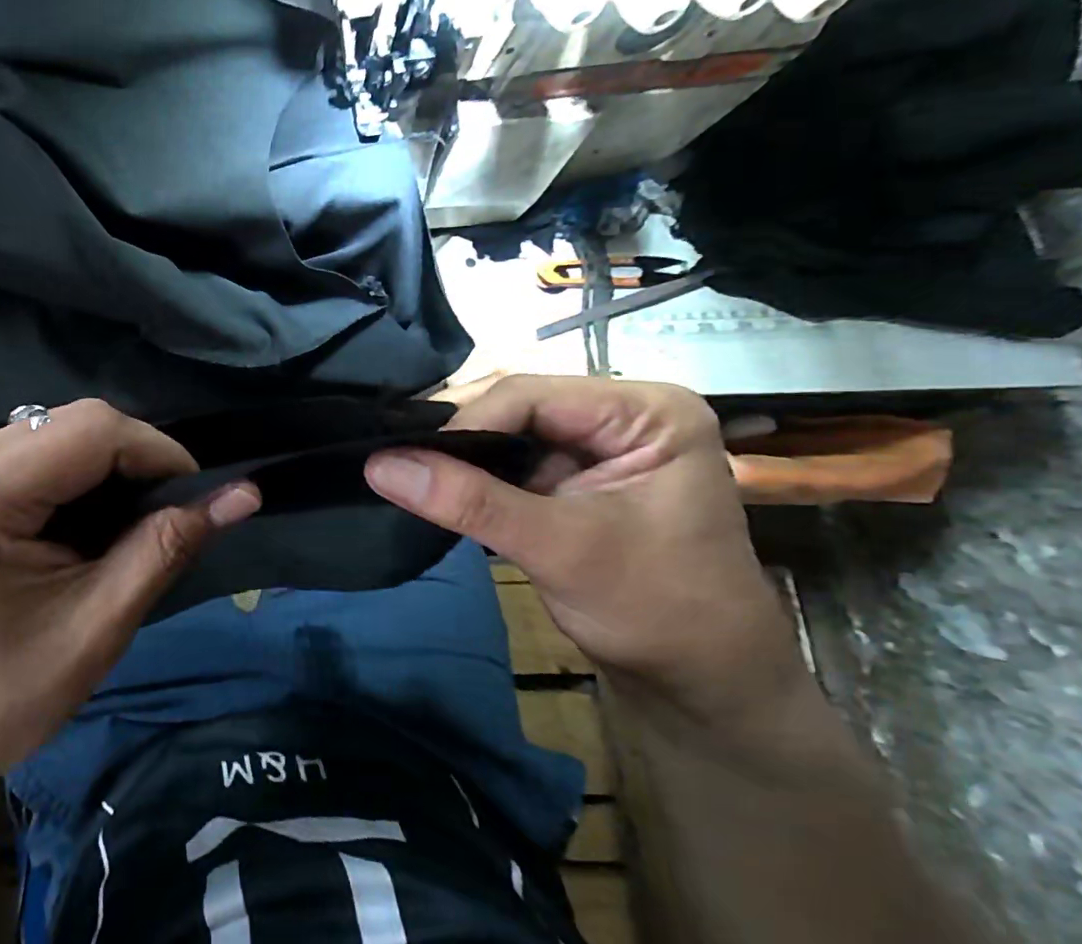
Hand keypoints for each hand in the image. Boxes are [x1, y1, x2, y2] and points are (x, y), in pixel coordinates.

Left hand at [0, 400, 260, 876]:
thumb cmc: (0, 701)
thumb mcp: (99, 626)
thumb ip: (168, 545)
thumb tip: (244, 494)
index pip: (93, 430)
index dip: (161, 456)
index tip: (201, 503)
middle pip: (77, 425)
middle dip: (138, 465)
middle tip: (169, 521)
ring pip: (62, 433)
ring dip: (112, 473)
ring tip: (133, 529)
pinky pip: (39, 454)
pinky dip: (82, 481)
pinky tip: (91, 527)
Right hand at [365, 376, 806, 737]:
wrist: (702, 685)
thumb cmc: (656, 611)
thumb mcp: (561, 549)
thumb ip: (471, 502)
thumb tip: (378, 466)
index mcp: (647, 410)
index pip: (533, 395)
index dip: (466, 423)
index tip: (406, 458)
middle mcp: (624, 415)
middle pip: (519, 408)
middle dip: (462, 439)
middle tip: (398, 463)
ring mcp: (602, 447)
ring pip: (511, 435)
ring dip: (465, 459)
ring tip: (411, 475)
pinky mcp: (580, 478)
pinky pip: (516, 464)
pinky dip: (480, 480)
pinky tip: (444, 491)